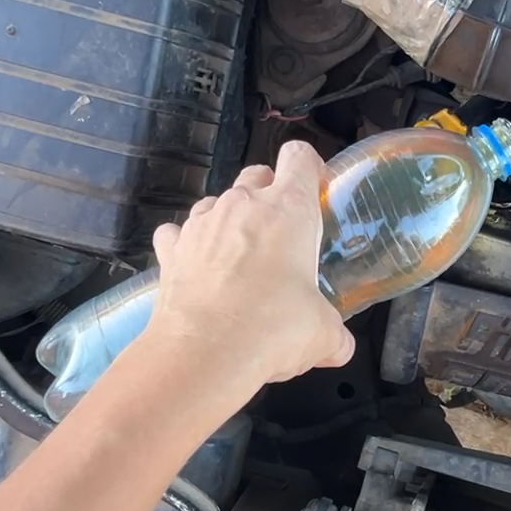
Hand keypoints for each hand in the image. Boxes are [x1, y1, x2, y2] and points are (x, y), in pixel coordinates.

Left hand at [148, 140, 354, 386]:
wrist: (203, 353)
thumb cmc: (274, 329)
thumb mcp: (323, 335)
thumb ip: (335, 334)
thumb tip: (339, 348)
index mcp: (290, 209)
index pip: (300, 158)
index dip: (309, 168)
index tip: (314, 192)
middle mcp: (243, 203)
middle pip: (258, 173)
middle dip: (270, 193)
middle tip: (280, 234)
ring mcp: (202, 222)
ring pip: (218, 201)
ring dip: (230, 220)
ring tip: (239, 258)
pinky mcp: (171, 248)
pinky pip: (178, 233)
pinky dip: (189, 245)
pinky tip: (198, 269)